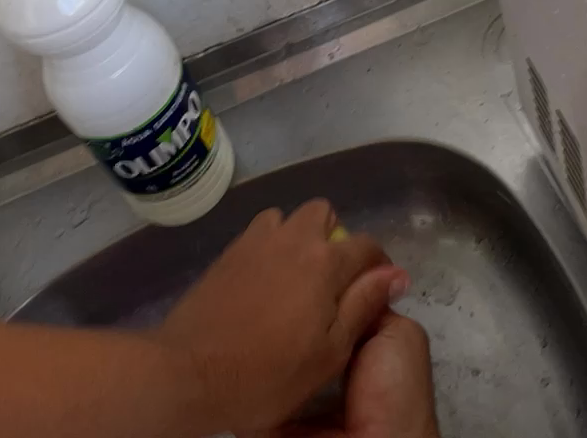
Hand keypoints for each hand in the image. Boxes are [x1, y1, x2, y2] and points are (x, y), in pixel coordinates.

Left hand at [154, 200, 407, 433]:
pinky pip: (260, 232)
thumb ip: (363, 305)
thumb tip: (396, 274)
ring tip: (293, 277)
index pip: (366, 245)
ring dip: (298, 237)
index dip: (378, 264)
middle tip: (329, 280)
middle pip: (324, 213)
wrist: (189, 370)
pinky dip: (270, 245)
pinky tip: (262, 280)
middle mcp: (294, 237)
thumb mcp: (328, 352)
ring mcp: (258, 239)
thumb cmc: (267, 373)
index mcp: (325, 262)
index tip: (375, 288)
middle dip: (333, 237)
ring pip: (288, 218)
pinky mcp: (230, 249)